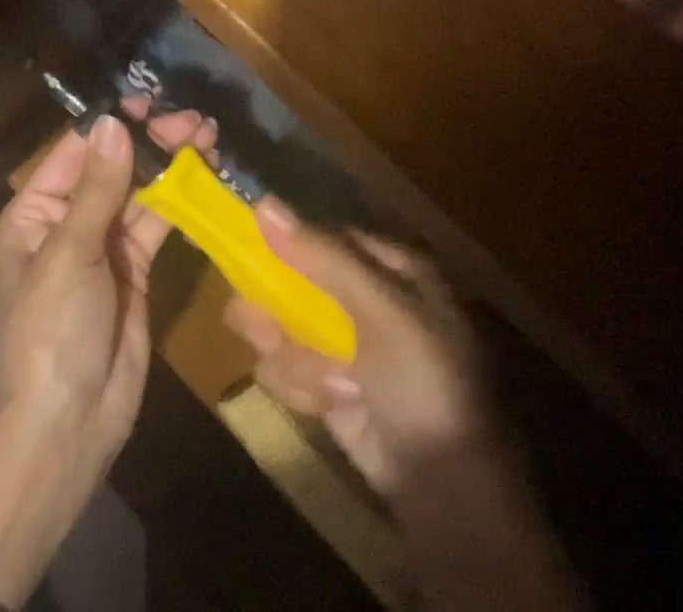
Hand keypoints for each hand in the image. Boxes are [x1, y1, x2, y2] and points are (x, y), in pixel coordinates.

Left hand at [0, 107, 216, 448]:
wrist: (73, 413)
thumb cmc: (53, 327)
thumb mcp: (69, 254)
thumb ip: (96, 191)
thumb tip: (111, 124)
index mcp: (31, 215)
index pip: (70, 157)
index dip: (108, 127)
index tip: (147, 100)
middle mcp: (64, 224)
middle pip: (107, 171)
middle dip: (146, 143)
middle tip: (192, 119)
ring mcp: (101, 248)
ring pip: (135, 196)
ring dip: (168, 167)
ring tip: (206, 134)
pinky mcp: (134, 271)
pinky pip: (156, 227)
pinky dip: (180, 203)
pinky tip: (206, 175)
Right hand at [224, 201, 482, 494]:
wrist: (441, 479)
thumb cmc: (425, 383)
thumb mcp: (382, 312)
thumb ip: (322, 258)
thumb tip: (262, 202)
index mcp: (390, 269)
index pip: (318, 233)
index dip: (279, 238)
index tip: (240, 244)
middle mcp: (359, 298)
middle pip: (281, 278)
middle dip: (273, 311)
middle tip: (272, 328)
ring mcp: (337, 340)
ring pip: (270, 324)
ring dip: (290, 357)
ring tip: (327, 382)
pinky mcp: (319, 378)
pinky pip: (276, 363)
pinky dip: (297, 386)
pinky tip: (329, 404)